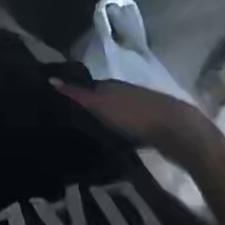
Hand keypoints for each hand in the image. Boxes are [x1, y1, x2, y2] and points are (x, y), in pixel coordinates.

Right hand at [53, 79, 215, 156]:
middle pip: (98, 100)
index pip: (86, 87)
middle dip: (83, 110)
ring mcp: (136, 109)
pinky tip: (103, 146)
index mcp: (111, 84)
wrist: (174, 130)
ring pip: (111, 114)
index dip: (70, 94)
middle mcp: (122, 92)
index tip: (53, 106)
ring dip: (98, 123)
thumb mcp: (101, 105)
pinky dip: (111, 134)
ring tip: (79, 138)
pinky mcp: (146, 128)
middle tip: (61, 125)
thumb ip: (77, 95)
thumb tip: (50, 79)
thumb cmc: (134, 115)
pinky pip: (121, 128)